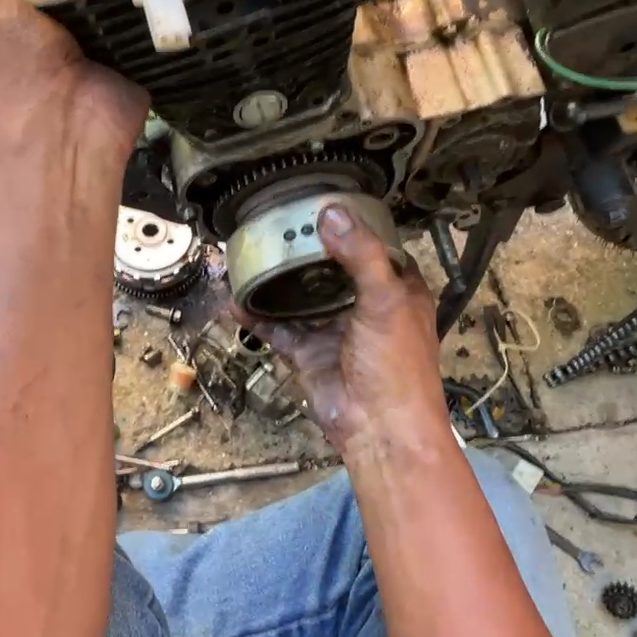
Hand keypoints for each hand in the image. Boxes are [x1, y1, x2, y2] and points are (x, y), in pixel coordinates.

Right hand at [239, 203, 449, 454]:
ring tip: (252, 256)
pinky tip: (238, 299)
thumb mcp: (386, 300)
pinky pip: (279, 328)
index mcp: (397, 290)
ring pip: (300, 297)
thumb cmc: (399, 368)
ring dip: (277, 281)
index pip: (374, 247)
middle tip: (277, 226)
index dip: (351, 227)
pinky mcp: (309, 352)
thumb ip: (361, 255)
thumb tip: (334, 214)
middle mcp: (365, 307)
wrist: (380, 429)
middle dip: (305, 251)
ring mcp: (335, 330)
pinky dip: (258, 315)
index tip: (321, 206)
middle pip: (330, 269)